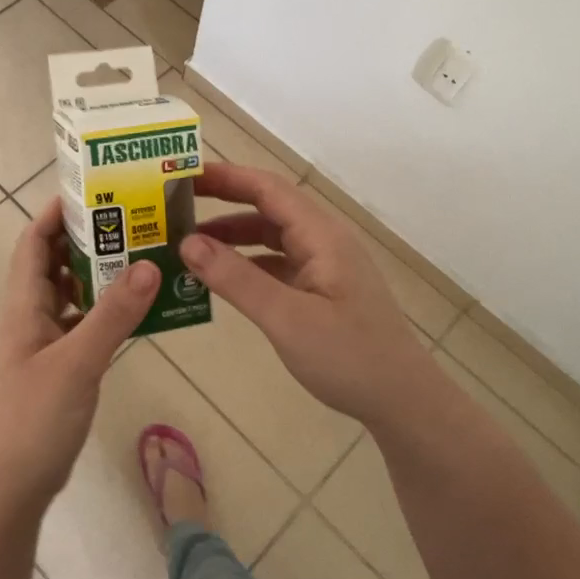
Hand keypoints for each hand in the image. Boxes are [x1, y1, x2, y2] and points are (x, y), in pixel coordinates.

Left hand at [0, 200, 158, 506]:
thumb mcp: (76, 363)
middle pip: (53, 263)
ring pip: (70, 296)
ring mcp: (42, 347)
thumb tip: (149, 263)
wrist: (6, 490)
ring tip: (142, 259)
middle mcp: (30, 319)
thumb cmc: (32, 420)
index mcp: (24, 307)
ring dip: (99, 276)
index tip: (94, 189)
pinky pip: (81, 328)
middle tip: (132, 221)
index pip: (33, 242)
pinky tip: (135, 315)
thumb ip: (112, 315)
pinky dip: (104, 315)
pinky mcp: (56, 373)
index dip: (56, 212)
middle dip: (87, 239)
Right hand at [181, 163, 436, 427]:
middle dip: (222, 202)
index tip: (182, 176)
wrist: (404, 402)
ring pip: (270, 237)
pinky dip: (246, 264)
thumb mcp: (286, 318)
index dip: (225, 177)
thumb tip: (187, 242)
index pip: (267, 188)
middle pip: (268, 207)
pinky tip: (219, 278)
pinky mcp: (322, 291)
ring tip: (187, 245)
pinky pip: (277, 264)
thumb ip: (236, 279)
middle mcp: (323, 241)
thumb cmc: (349, 356)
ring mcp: (324, 267)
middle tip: (175, 207)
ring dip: (231, 237)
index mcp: (321, 235)